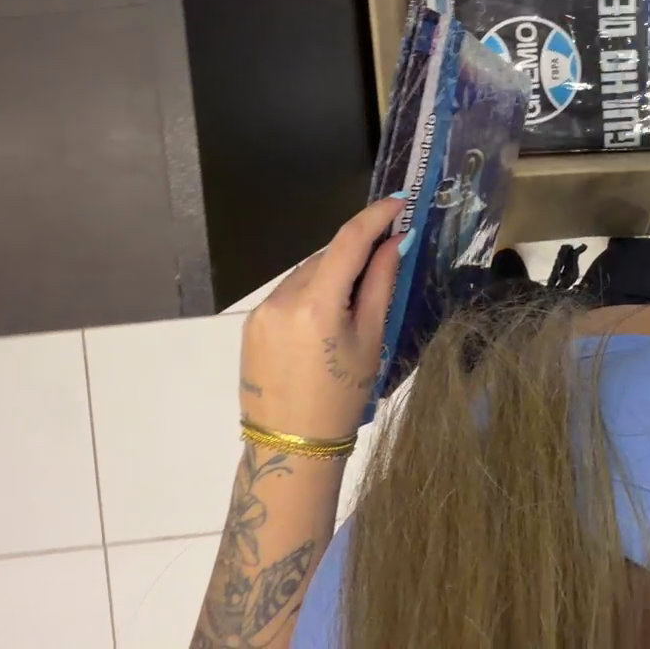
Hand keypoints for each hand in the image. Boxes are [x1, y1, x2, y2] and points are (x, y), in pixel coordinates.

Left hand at [239, 198, 404, 441]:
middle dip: (357, 250)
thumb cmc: (343, 397)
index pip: (348, 241)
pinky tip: (327, 314)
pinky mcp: (252, 323)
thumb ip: (380, 283)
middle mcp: (281, 298)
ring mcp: (261, 311)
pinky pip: (289, 292)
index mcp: (315, 304)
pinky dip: (313, 290)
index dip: (375, 216)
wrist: (291, 448)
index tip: (398, 202)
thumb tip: (394, 242)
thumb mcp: (370, 339)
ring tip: (355, 297)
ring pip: (307, 272)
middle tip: (387, 255)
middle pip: (327, 255)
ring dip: (333, 271)